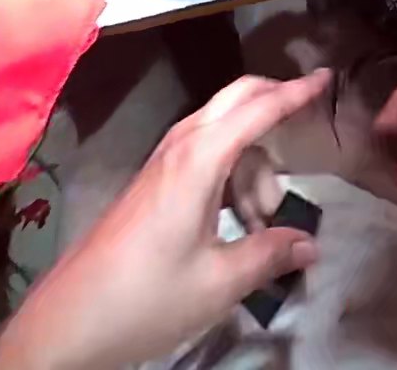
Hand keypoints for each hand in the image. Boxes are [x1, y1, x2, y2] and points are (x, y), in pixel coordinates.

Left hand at [0, 71, 330, 369]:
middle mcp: (184, 141)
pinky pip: (207, 149)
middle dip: (275, 103)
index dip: (297, 91)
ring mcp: (167, 155)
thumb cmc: (147, 296)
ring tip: (260, 221)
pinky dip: (232, 169)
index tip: (327, 76)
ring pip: (226, 128)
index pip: (260, 109)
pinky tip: (236, 219)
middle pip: (239, 97)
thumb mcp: (218, 283)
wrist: (69, 320)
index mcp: (202, 156)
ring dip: (254, 159)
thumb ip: (270, 256)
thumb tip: (312, 245)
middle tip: (305, 125)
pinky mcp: (157, 174)